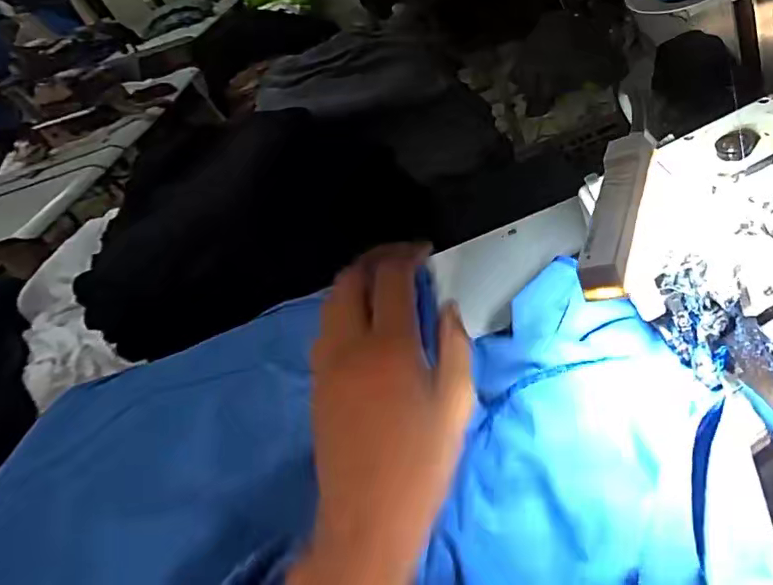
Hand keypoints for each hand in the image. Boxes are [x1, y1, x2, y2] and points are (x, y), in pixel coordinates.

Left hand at [289, 244, 473, 584]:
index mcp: (390, 345)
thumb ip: (454, 345)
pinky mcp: (316, 381)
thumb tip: (446, 308)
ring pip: (333, 298)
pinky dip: (344, 307)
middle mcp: (350, 343)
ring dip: (357, 281)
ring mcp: (327, 361)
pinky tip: (366, 323)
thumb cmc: (420, 463)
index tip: (424, 252)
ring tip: (384, 285)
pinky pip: (326, 325)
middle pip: (352, 277)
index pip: (392, 277)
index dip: (408, 254)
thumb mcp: (455, 403)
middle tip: (402, 259)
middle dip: (377, 258)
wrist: (366, 520)